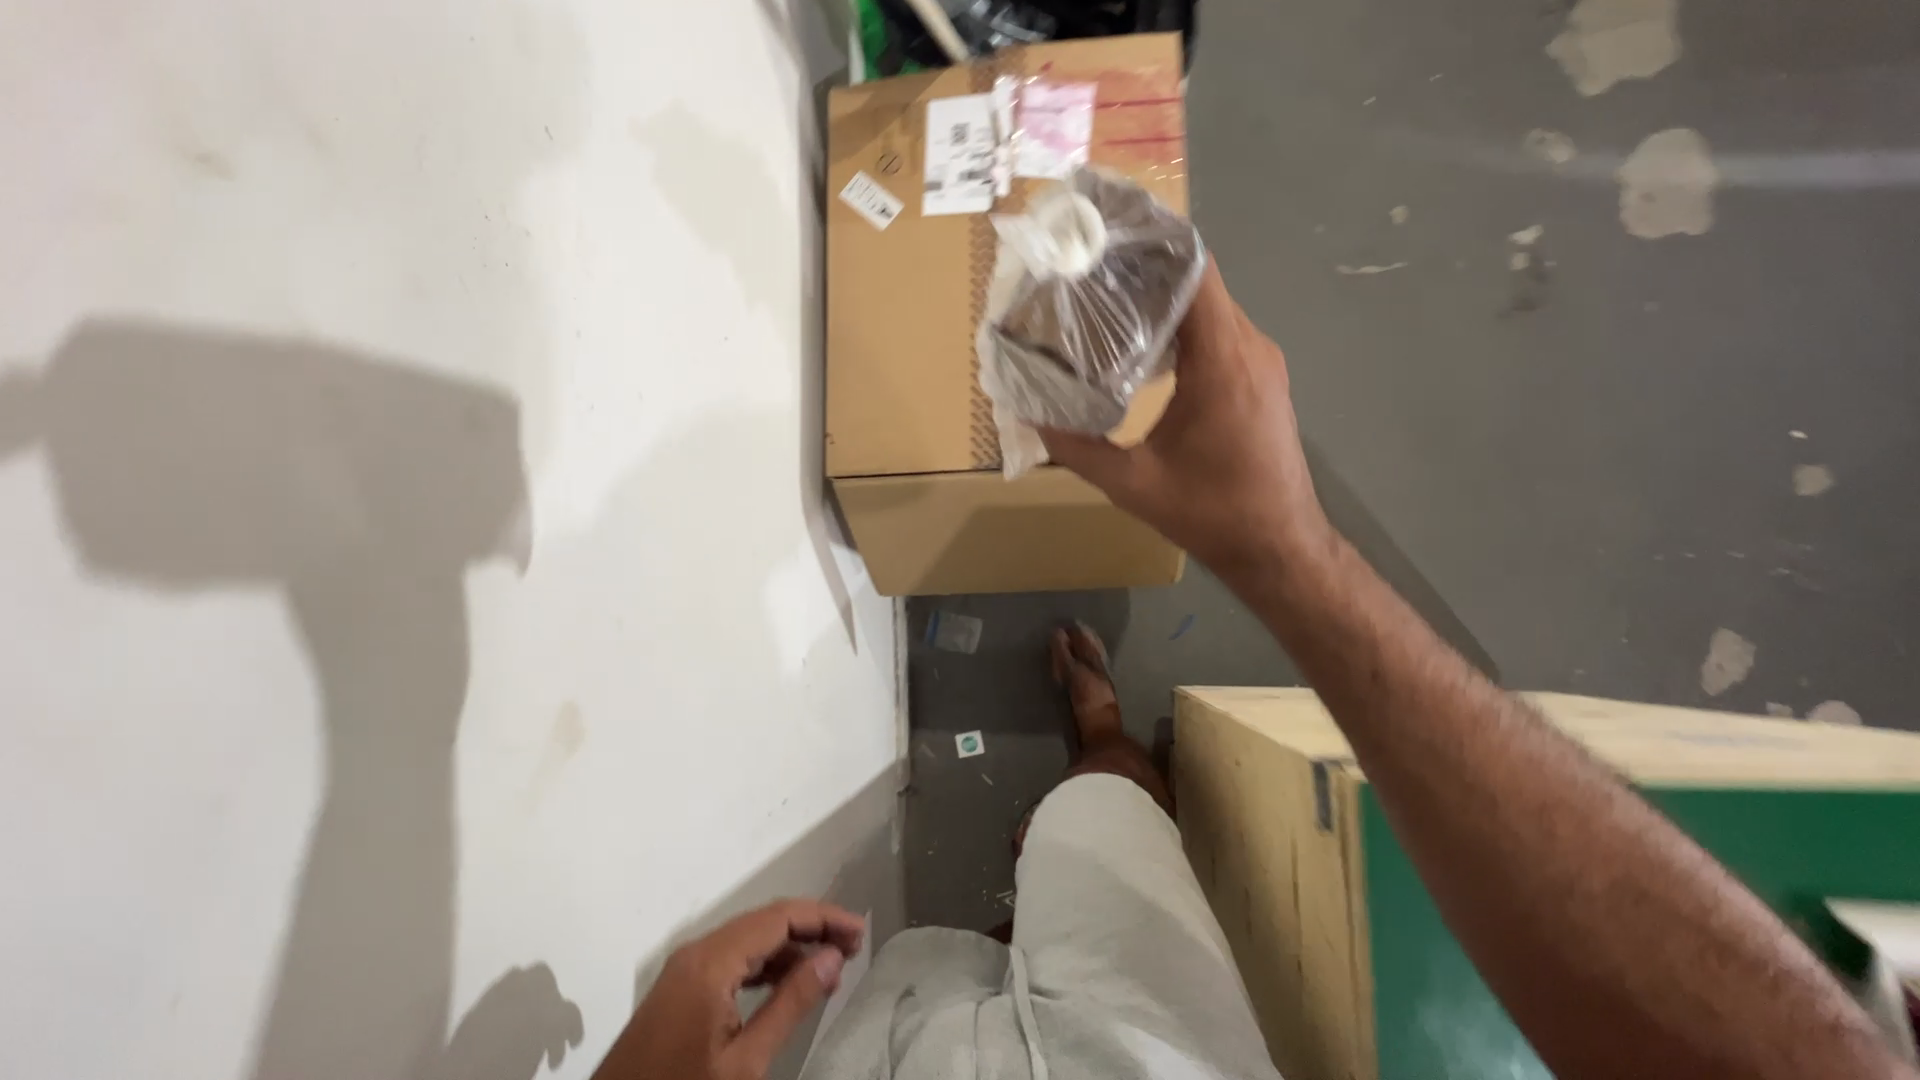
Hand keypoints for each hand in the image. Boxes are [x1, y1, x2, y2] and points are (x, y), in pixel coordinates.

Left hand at [594, 900, 865, 1079]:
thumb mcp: (745, 1063)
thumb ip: (790, 1004)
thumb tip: (832, 957)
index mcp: (711, 961)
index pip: (779, 918)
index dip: (824, 918)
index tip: (860, 931)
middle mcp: (697, 952)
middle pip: (765, 921)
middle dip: (812, 927)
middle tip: (854, 946)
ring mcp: (685, 969)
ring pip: (749, 938)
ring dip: (792, 946)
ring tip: (831, 966)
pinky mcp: (679, 988)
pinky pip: (732, 959)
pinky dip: (766, 963)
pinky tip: (790, 982)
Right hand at [1040, 258, 1331, 579]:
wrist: (1278, 546)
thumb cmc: (1212, 513)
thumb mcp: (1132, 485)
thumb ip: (1078, 447)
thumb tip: (1030, 416)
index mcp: (1222, 359)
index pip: (1193, 269)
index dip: (1150, 244)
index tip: (1103, 238)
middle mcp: (1248, 346)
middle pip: (1198, 280)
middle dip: (1143, 270)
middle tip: (1087, 272)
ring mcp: (1260, 361)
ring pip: (1208, 305)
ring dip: (1161, 299)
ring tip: (1105, 304)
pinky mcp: (1260, 379)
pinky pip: (1218, 332)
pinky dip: (1180, 326)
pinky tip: (1142, 347)